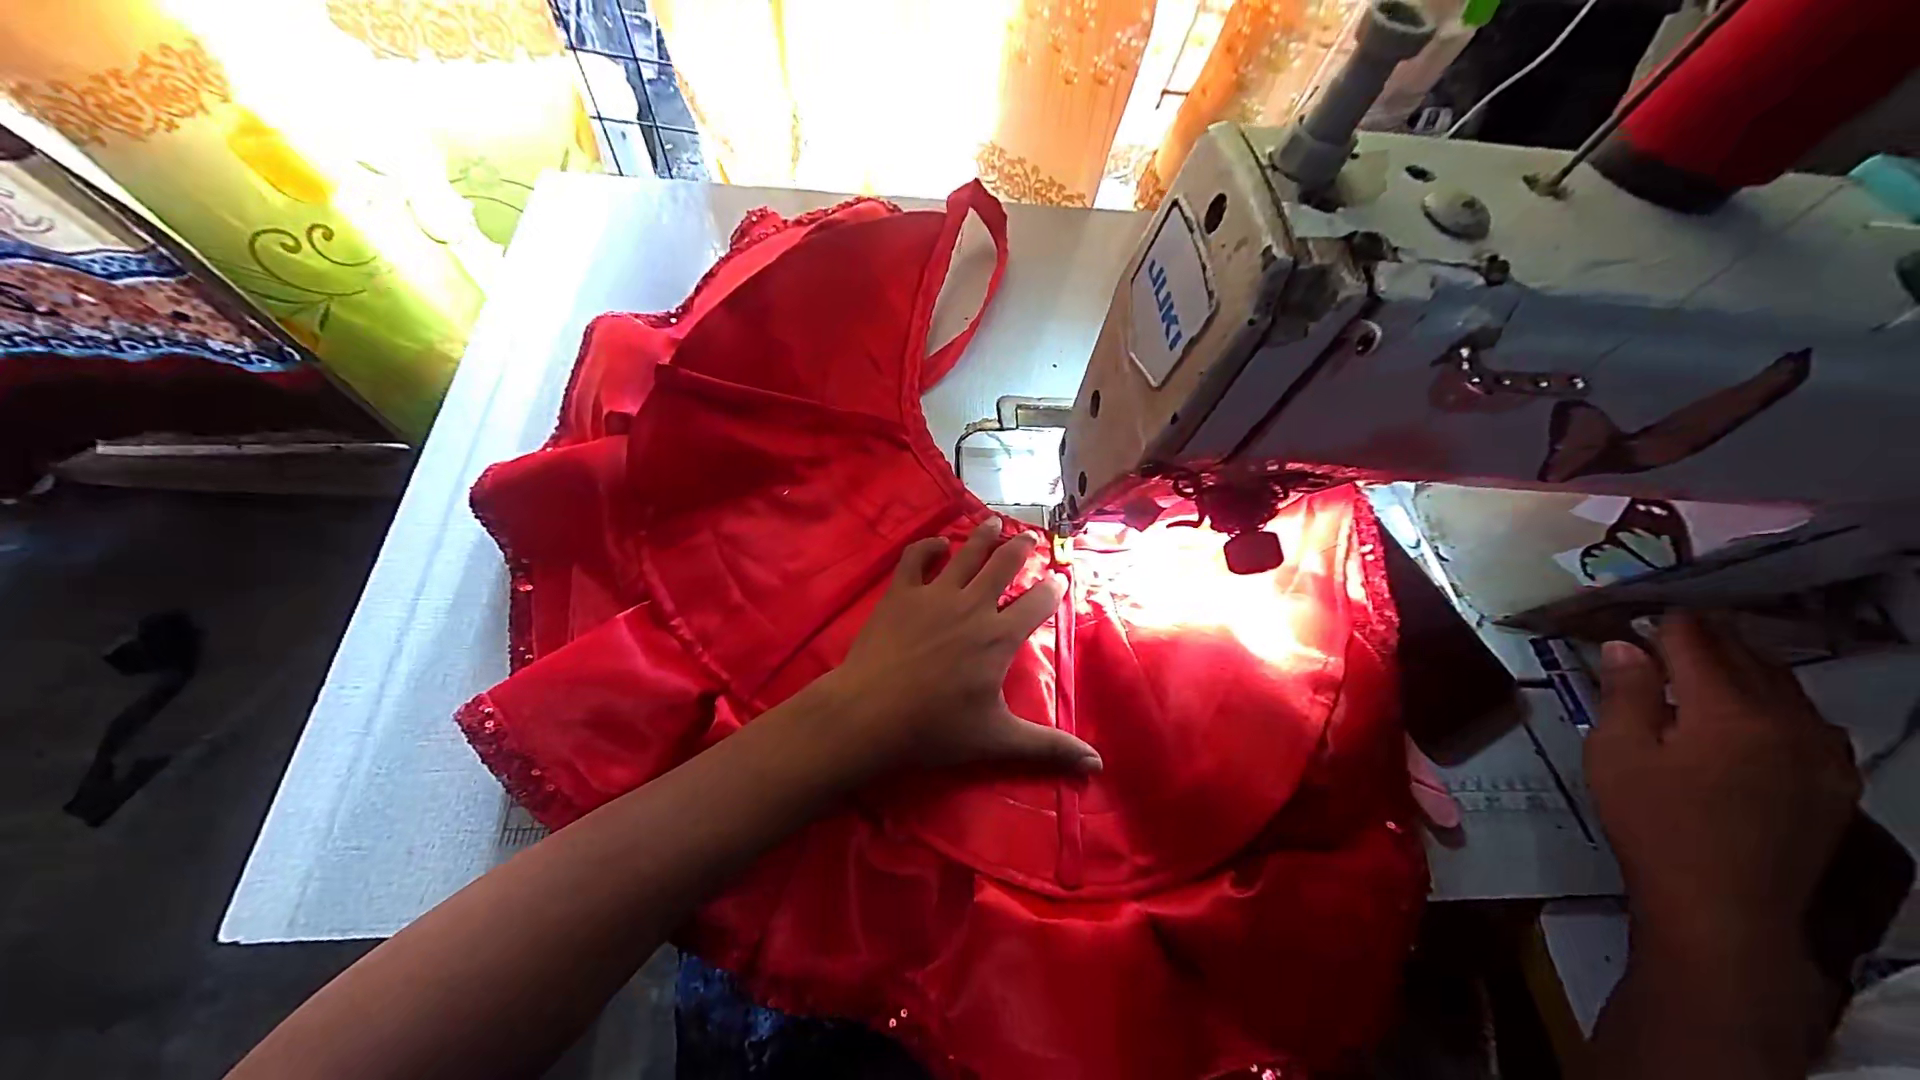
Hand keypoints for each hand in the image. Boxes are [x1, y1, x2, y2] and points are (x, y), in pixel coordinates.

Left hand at [817, 519, 1100, 776]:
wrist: (870, 713)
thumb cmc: (936, 728)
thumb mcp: (998, 739)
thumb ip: (1048, 747)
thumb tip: (1097, 766)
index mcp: (999, 637)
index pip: (1037, 602)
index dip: (1052, 587)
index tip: (1061, 577)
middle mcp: (972, 605)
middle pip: (1004, 565)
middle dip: (1021, 548)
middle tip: (1031, 537)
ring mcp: (934, 594)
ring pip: (966, 553)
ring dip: (984, 535)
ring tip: (995, 521)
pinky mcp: (901, 593)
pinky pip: (916, 558)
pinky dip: (928, 546)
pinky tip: (938, 543)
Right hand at [1588, 613, 1860, 949]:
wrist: (1723, 904)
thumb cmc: (1652, 820)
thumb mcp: (1616, 752)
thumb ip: (1624, 693)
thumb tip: (1628, 647)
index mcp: (1729, 710)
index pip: (1697, 642)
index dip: (1666, 623)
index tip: (1639, 613)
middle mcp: (1789, 721)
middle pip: (1747, 658)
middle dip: (1705, 640)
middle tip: (1664, 633)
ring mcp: (1823, 754)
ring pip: (1784, 687)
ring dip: (1742, 669)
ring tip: (1702, 666)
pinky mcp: (1835, 782)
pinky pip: (1807, 721)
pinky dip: (1772, 702)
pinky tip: (1747, 715)